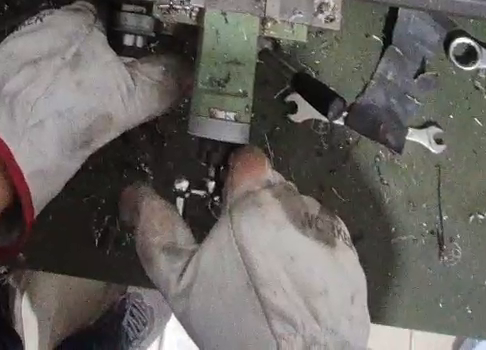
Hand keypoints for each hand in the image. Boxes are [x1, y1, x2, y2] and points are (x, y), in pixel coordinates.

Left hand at [0, 1, 189, 255]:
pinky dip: (37, 82)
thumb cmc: (71, 115)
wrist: (7, 148)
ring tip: (71, 101)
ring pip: (52, 49)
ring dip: (62, 67)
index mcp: (79, 17)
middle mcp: (45, 19)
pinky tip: (45, 107)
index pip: (107, 13)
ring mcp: (18, 42)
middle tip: (101, 85)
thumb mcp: (130, 102)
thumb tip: (187, 72)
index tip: (126, 60)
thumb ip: (163, 81)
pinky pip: (27, 68)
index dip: (120, 36)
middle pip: (77, 30)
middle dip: (89, 53)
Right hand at [121, 147, 369, 349]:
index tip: (228, 199)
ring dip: (287, 225)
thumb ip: (157, 231)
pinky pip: (327, 239)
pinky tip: (298, 283)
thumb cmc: (235, 325)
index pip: (250, 159)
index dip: (237, 176)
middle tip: (243, 247)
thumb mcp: (181, 285)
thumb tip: (132, 193)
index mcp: (253, 204)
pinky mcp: (352, 260)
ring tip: (272, 270)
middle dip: (259, 205)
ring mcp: (328, 233)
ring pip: (301, 210)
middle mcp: (296, 207)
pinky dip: (312, 250)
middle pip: (274, 185)